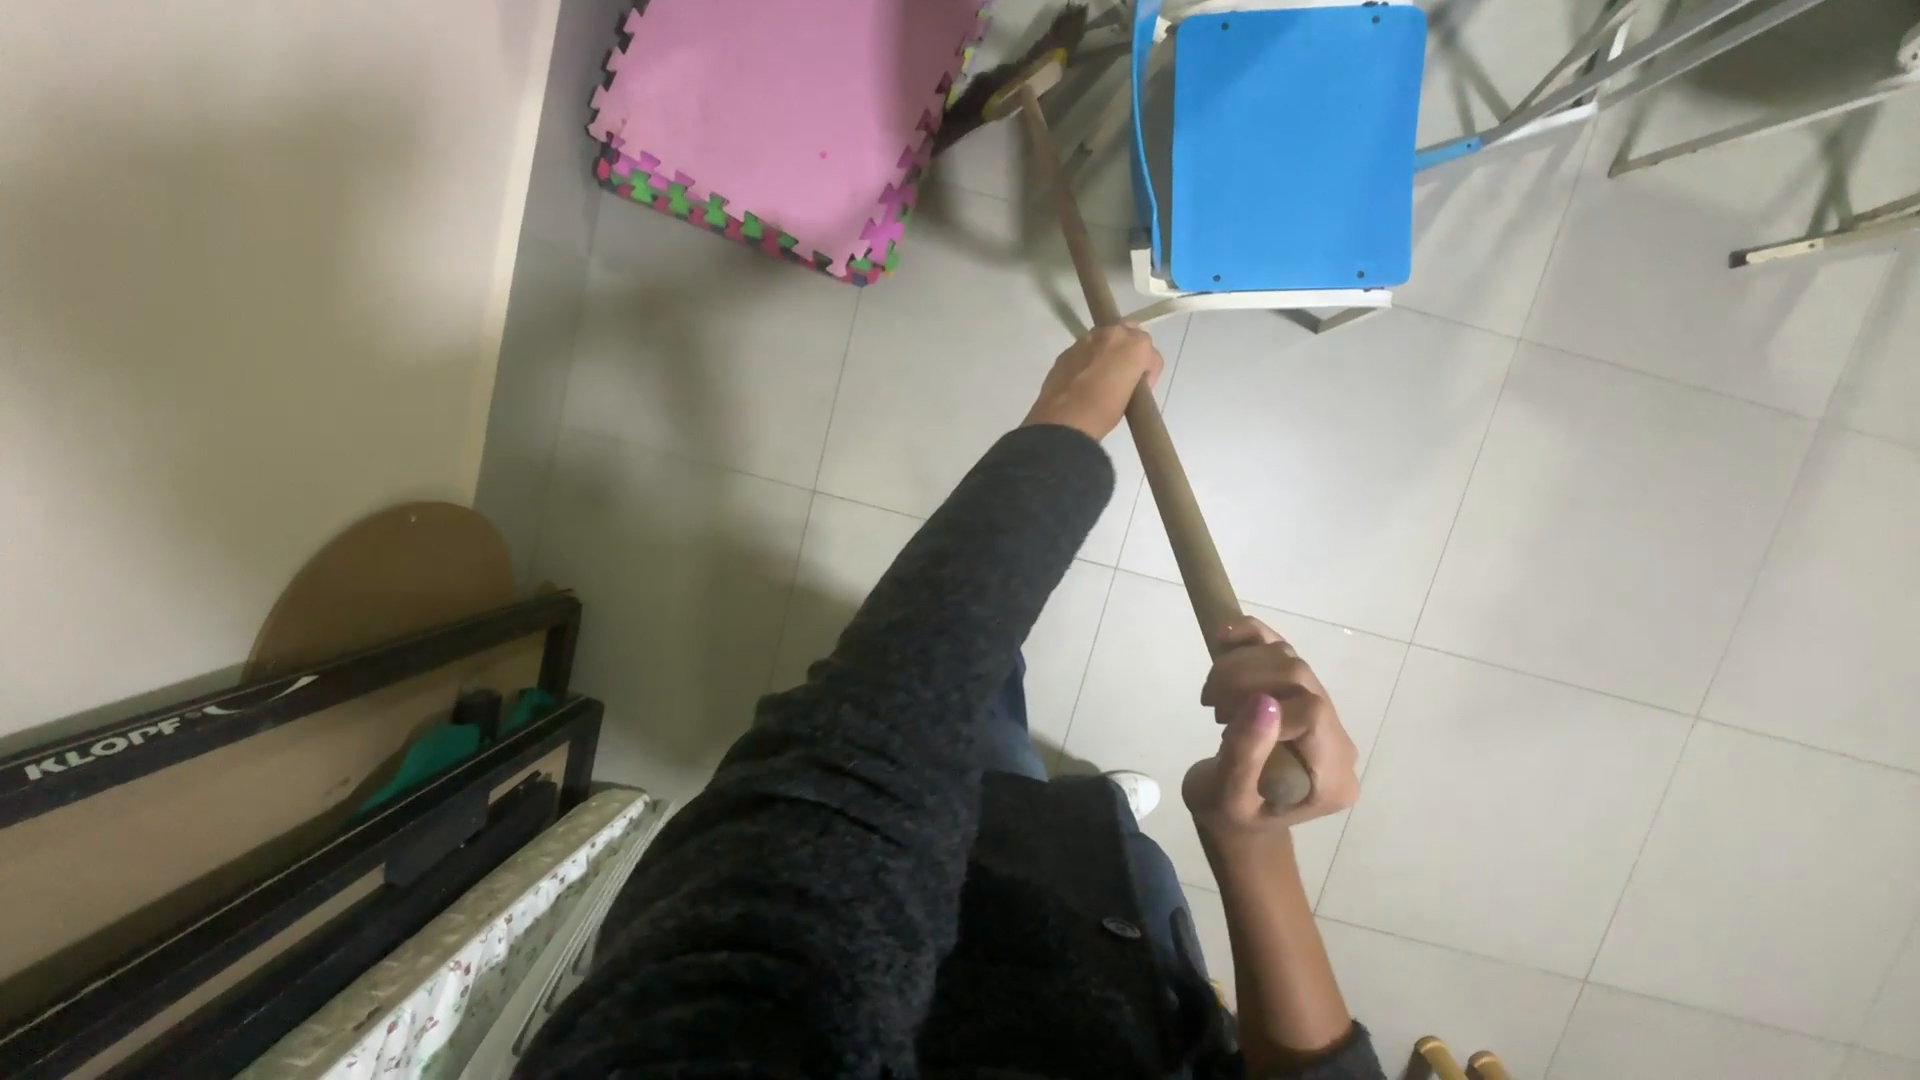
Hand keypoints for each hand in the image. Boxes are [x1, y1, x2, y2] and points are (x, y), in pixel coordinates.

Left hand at [1023, 323, 1163, 441]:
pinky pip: (1084, 350)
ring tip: (1101, 377)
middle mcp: (1112, 334)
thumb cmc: (1105, 412)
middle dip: (1128, 352)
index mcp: (1135, 345)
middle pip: (1128, 335)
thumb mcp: (1133, 398)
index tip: (1140, 388)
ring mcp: (1086, 340)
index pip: (1151, 354)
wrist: (1064, 421)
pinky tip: (1082, 380)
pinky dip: (1087, 360)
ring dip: (1106, 353)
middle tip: (1123, 376)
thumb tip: (1130, 376)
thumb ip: (1137, 379)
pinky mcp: (1066, 351)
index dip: (1148, 373)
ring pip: (1104, 339)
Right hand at [1182, 618, 1358, 847]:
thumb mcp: (1228, 797)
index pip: (1312, 712)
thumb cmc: (1229, 816)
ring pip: (1288, 659)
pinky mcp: (1295, 692)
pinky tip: (1222, 639)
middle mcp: (1337, 740)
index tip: (1228, 729)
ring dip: (1239, 667)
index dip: (1266, 707)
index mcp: (1330, 775)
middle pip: (1299, 677)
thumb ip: (1248, 755)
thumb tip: (1264, 701)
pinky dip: (1250, 636)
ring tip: (1214, 700)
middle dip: (1243, 681)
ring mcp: (1320, 713)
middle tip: (1212, 708)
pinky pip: (1280, 649)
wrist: (1234, 819)